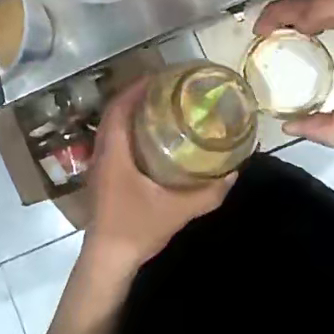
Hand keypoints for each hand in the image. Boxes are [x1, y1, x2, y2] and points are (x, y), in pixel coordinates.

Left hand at [82, 83, 234, 276]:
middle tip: (167, 89)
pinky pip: (115, 141)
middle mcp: (102, 152)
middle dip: (137, 97)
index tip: (160, 76)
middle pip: (114, 113)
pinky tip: (152, 139)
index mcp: (113, 151)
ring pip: (112, 128)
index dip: (136, 89)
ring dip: (132, 114)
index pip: (119, 108)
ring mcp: (100, 164)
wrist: (108, 256)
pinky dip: (130, 131)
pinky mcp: (103, 175)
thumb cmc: (136, 228)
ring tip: (163, 107)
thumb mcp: (177, 210)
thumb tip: (234, 172)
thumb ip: (207, 192)